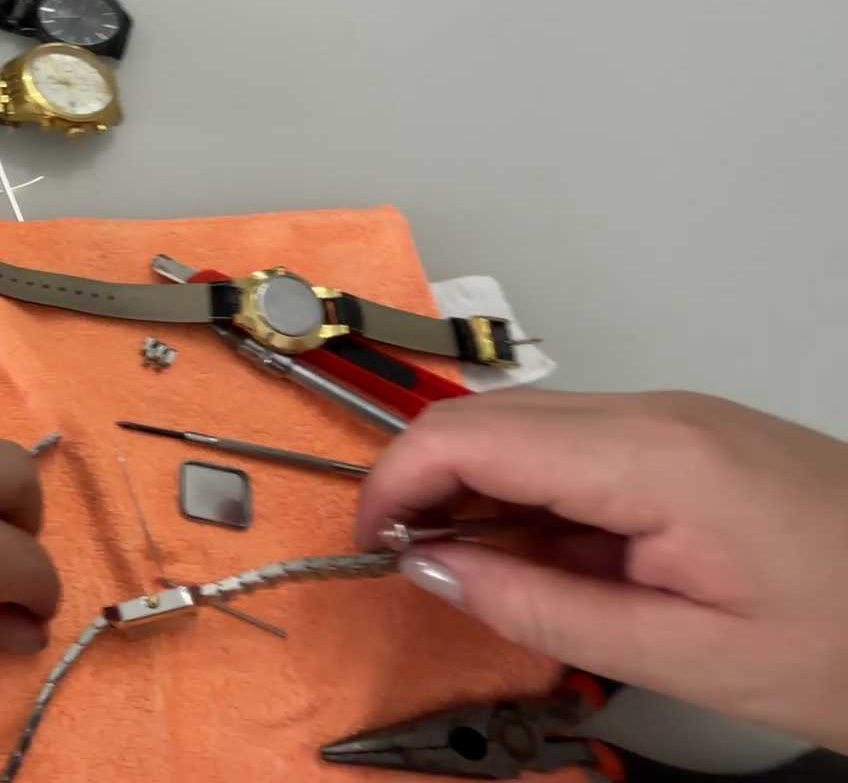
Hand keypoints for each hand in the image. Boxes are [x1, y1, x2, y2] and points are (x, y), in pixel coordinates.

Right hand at [355, 390, 847, 749]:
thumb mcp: (696, 658)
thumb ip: (539, 608)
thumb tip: (426, 568)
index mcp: (648, 457)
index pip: (462, 439)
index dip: (393, 484)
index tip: (372, 542)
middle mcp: (646, 410)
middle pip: (473, 418)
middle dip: (417, 479)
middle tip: (409, 551)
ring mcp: (665, 410)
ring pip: (508, 422)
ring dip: (465, 481)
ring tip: (474, 554)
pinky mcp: (678, 424)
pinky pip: (557, 436)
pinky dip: (518, 481)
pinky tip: (542, 538)